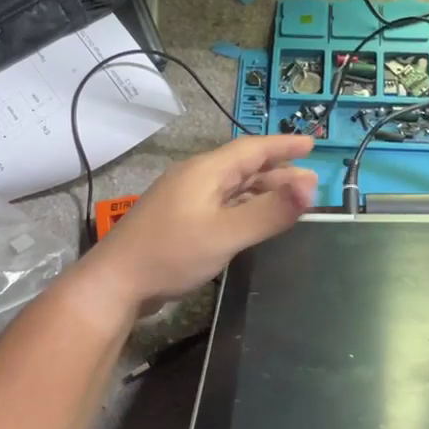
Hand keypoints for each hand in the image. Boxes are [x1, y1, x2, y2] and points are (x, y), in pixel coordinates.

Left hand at [80, 134, 316, 312]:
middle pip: (243, 167)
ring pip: (232, 187)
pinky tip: (253, 221)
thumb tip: (312, 187)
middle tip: (309, 181)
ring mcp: (184, 201)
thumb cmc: (171, 254)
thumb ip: (268, 212)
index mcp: (205, 172)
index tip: (311, 145)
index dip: (283, 146)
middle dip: (277, 172)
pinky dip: (244, 207)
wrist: (116, 283)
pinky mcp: (179, 223)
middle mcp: (195, 179)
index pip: (252, 149)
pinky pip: (221, 205)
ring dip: (261, 191)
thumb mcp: (226, 233)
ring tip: (289, 202)